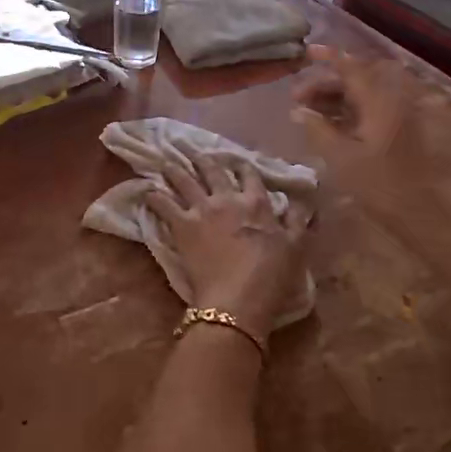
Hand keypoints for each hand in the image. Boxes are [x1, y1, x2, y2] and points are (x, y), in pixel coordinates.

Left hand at [148, 160, 305, 334]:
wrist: (238, 296)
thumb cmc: (271, 275)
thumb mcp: (295, 246)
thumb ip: (297, 220)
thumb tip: (304, 201)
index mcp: (257, 202)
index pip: (249, 175)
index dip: (242, 167)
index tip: (236, 162)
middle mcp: (228, 198)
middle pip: (214, 171)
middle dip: (204, 161)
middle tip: (195, 154)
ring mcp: (202, 209)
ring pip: (185, 180)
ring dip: (175, 170)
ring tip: (166, 164)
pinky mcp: (182, 224)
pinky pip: (164, 204)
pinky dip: (154, 196)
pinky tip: (147, 191)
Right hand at [289, 43, 450, 218]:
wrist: (415, 211)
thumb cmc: (376, 183)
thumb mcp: (339, 155)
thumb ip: (316, 128)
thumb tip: (297, 111)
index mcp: (378, 103)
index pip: (351, 68)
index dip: (328, 57)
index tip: (305, 52)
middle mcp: (389, 102)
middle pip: (354, 80)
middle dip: (323, 84)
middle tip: (295, 97)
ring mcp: (394, 117)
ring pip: (359, 96)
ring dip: (332, 98)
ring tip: (305, 112)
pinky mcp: (394, 131)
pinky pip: (365, 110)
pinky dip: (343, 111)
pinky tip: (324, 124)